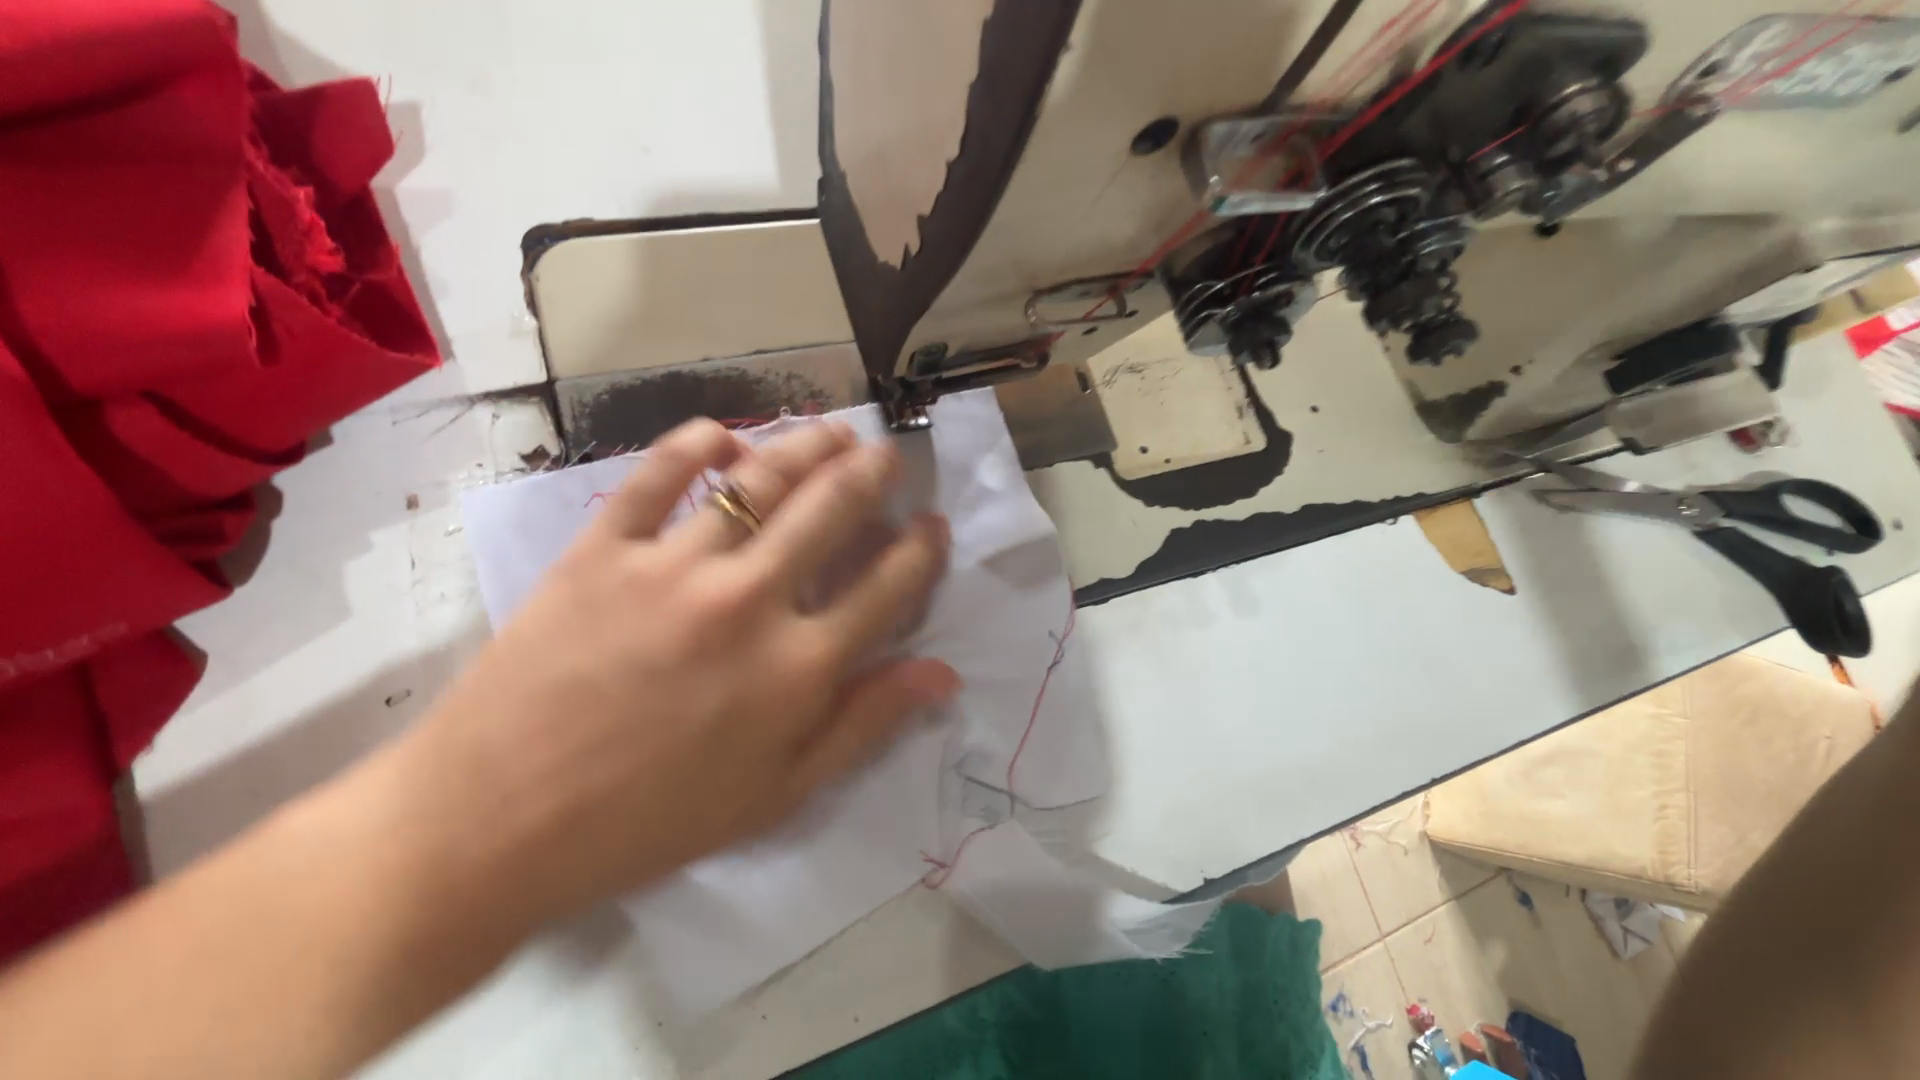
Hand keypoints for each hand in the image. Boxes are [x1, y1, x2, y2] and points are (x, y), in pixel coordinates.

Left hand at [396, 418, 956, 924]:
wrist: (495, 820)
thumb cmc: (647, 822)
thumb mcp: (775, 796)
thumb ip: (863, 726)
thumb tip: (941, 674)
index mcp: (796, 670)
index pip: (886, 590)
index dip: (920, 552)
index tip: (933, 528)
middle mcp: (748, 601)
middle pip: (832, 512)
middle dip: (873, 475)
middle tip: (887, 456)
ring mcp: (672, 566)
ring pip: (760, 480)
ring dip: (808, 447)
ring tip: (832, 431)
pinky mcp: (602, 548)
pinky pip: (658, 475)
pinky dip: (696, 442)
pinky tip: (724, 435)